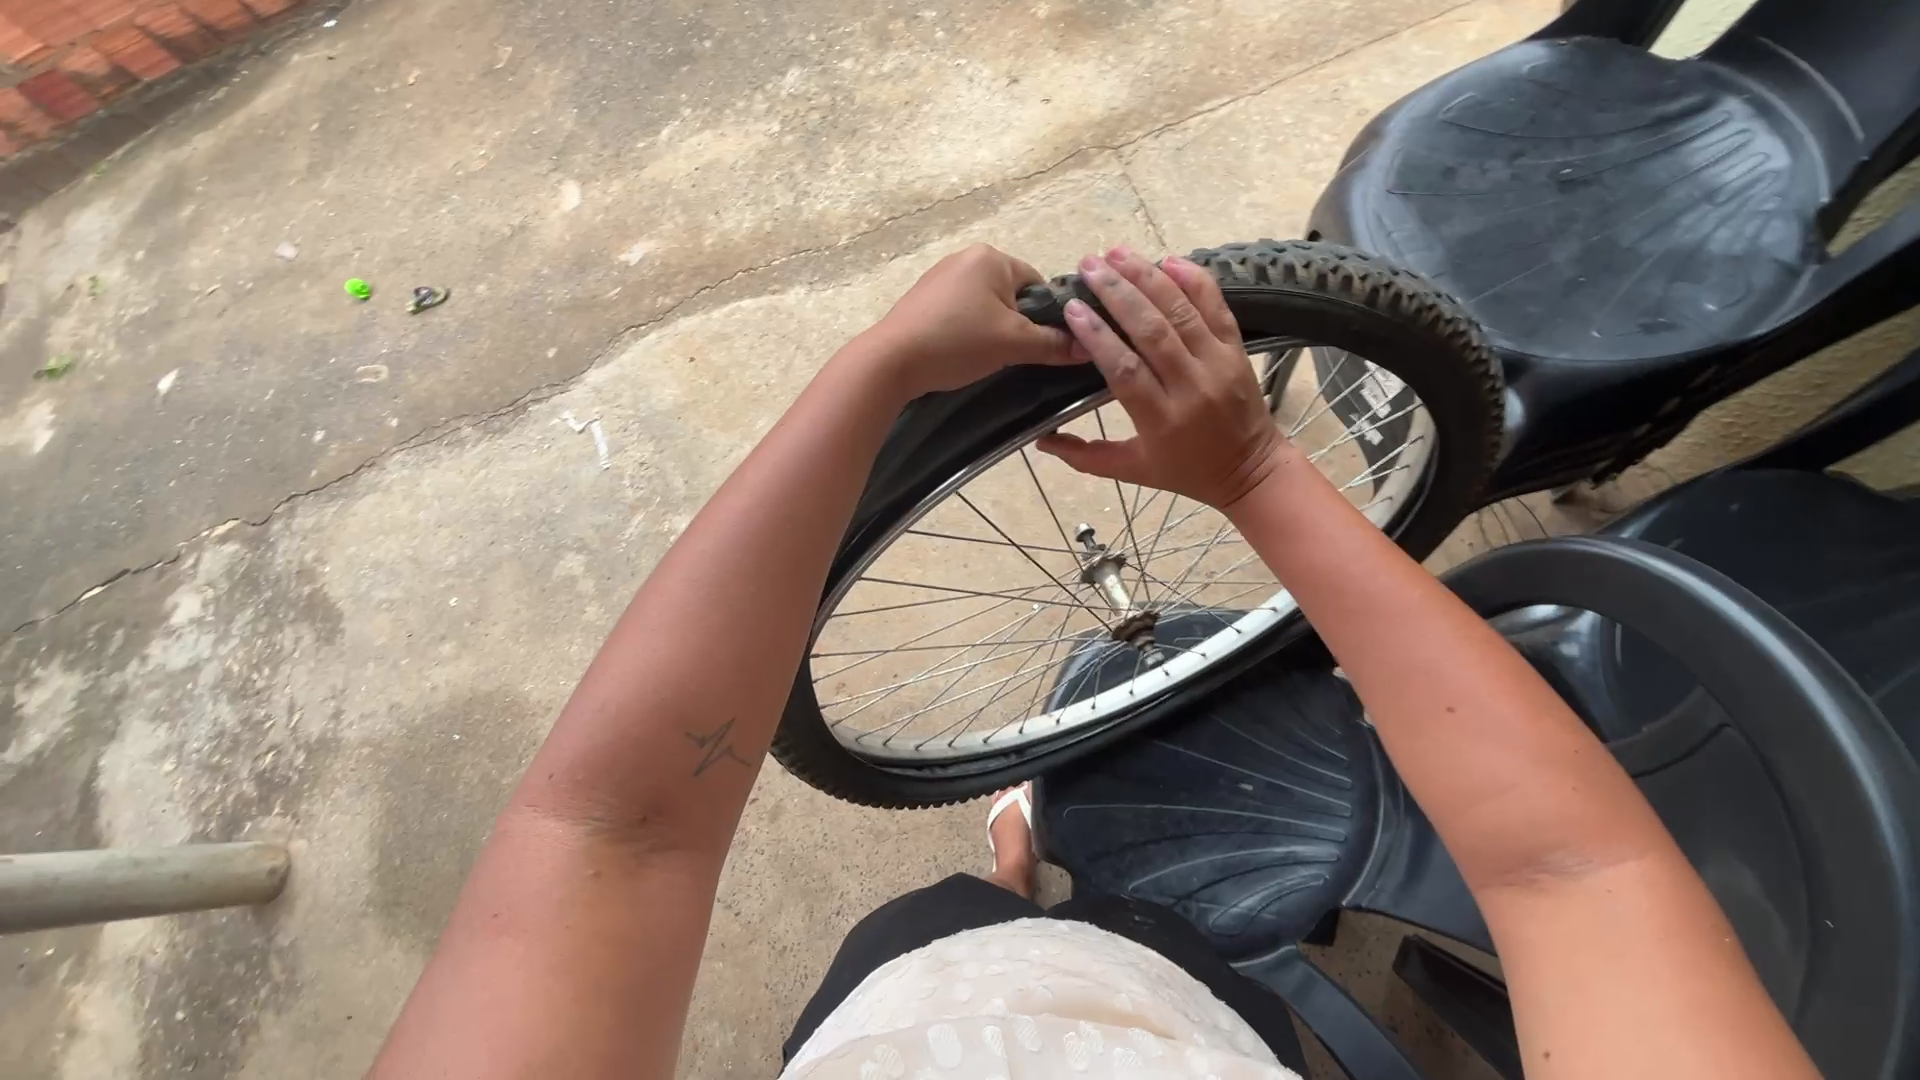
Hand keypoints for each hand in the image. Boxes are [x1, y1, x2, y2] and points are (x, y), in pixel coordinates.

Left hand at [854, 244, 1076, 398]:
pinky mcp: (923, 299)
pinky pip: (960, 312)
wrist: (893, 360)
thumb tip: (1089, 348)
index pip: (1038, 284)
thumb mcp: (1013, 344)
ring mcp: (941, 277)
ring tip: (984, 356)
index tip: (1039, 345)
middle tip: (1011, 354)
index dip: (1046, 317)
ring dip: (992, 330)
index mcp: (991, 257)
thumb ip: (1053, 344)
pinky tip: (960, 352)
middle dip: (1016, 324)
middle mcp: (966, 257)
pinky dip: (967, 331)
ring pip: (986, 305)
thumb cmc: (958, 342)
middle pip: (1011, 294)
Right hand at [1037, 246, 1283, 509]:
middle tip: (1089, 265)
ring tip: (1117, 253)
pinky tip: (1169, 259)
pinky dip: (1195, 280)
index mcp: (1162, 420)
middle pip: (1152, 330)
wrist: (1251, 472)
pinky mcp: (1237, 350)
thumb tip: (1040, 441)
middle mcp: (1192, 386)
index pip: (1125, 369)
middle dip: (1118, 291)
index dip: (1098, 335)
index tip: (1073, 307)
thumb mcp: (1133, 471)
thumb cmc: (1186, 472)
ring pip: (1181, 311)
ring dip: (1148, 276)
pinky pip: (1217, 307)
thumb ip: (1085, 456)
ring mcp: (1218, 363)